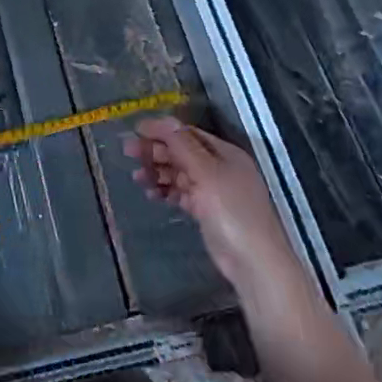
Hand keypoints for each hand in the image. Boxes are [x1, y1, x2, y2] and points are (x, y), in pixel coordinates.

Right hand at [126, 117, 301, 292]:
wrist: (253, 262)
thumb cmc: (231, 211)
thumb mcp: (206, 173)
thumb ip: (183, 146)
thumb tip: (163, 120)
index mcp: (225, 153)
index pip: (189, 134)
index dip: (162, 131)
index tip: (135, 132)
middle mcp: (220, 168)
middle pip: (182, 153)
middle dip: (156, 151)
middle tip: (128, 153)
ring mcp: (214, 191)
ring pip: (180, 173)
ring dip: (158, 172)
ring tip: (137, 179)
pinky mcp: (207, 211)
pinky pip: (182, 194)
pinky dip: (167, 191)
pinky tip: (152, 195)